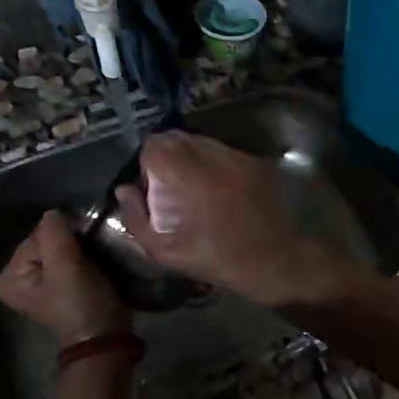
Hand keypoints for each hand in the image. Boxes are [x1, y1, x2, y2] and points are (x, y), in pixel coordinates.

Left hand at [0, 210, 130, 342]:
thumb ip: (54, 233)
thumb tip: (52, 212)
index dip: (63, 237)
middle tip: (91, 253)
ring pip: (60, 250)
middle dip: (71, 243)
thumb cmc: (81, 302)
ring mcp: (39, 284)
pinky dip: (82, 259)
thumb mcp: (66, 265)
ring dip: (79, 249)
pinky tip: (94, 265)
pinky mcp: (59, 287)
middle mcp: (16, 279)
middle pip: (47, 243)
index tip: (84, 246)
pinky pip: (67, 261)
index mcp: (8, 277)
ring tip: (95, 258)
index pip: (36, 238)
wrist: (106, 334)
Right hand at [114, 131, 343, 306]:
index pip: (155, 145)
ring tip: (197, 185)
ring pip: (204, 141)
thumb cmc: (216, 259)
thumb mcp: (166, 250)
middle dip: (168, 155)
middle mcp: (215, 158)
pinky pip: (228, 152)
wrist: (274, 260)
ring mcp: (240, 158)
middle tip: (171, 183)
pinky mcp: (258, 162)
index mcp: (189, 177)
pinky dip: (217, 163)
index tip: (152, 184)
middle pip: (178, 137)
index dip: (147, 161)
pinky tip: (221, 188)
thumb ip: (137, 218)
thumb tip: (125, 189)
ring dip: (193, 156)